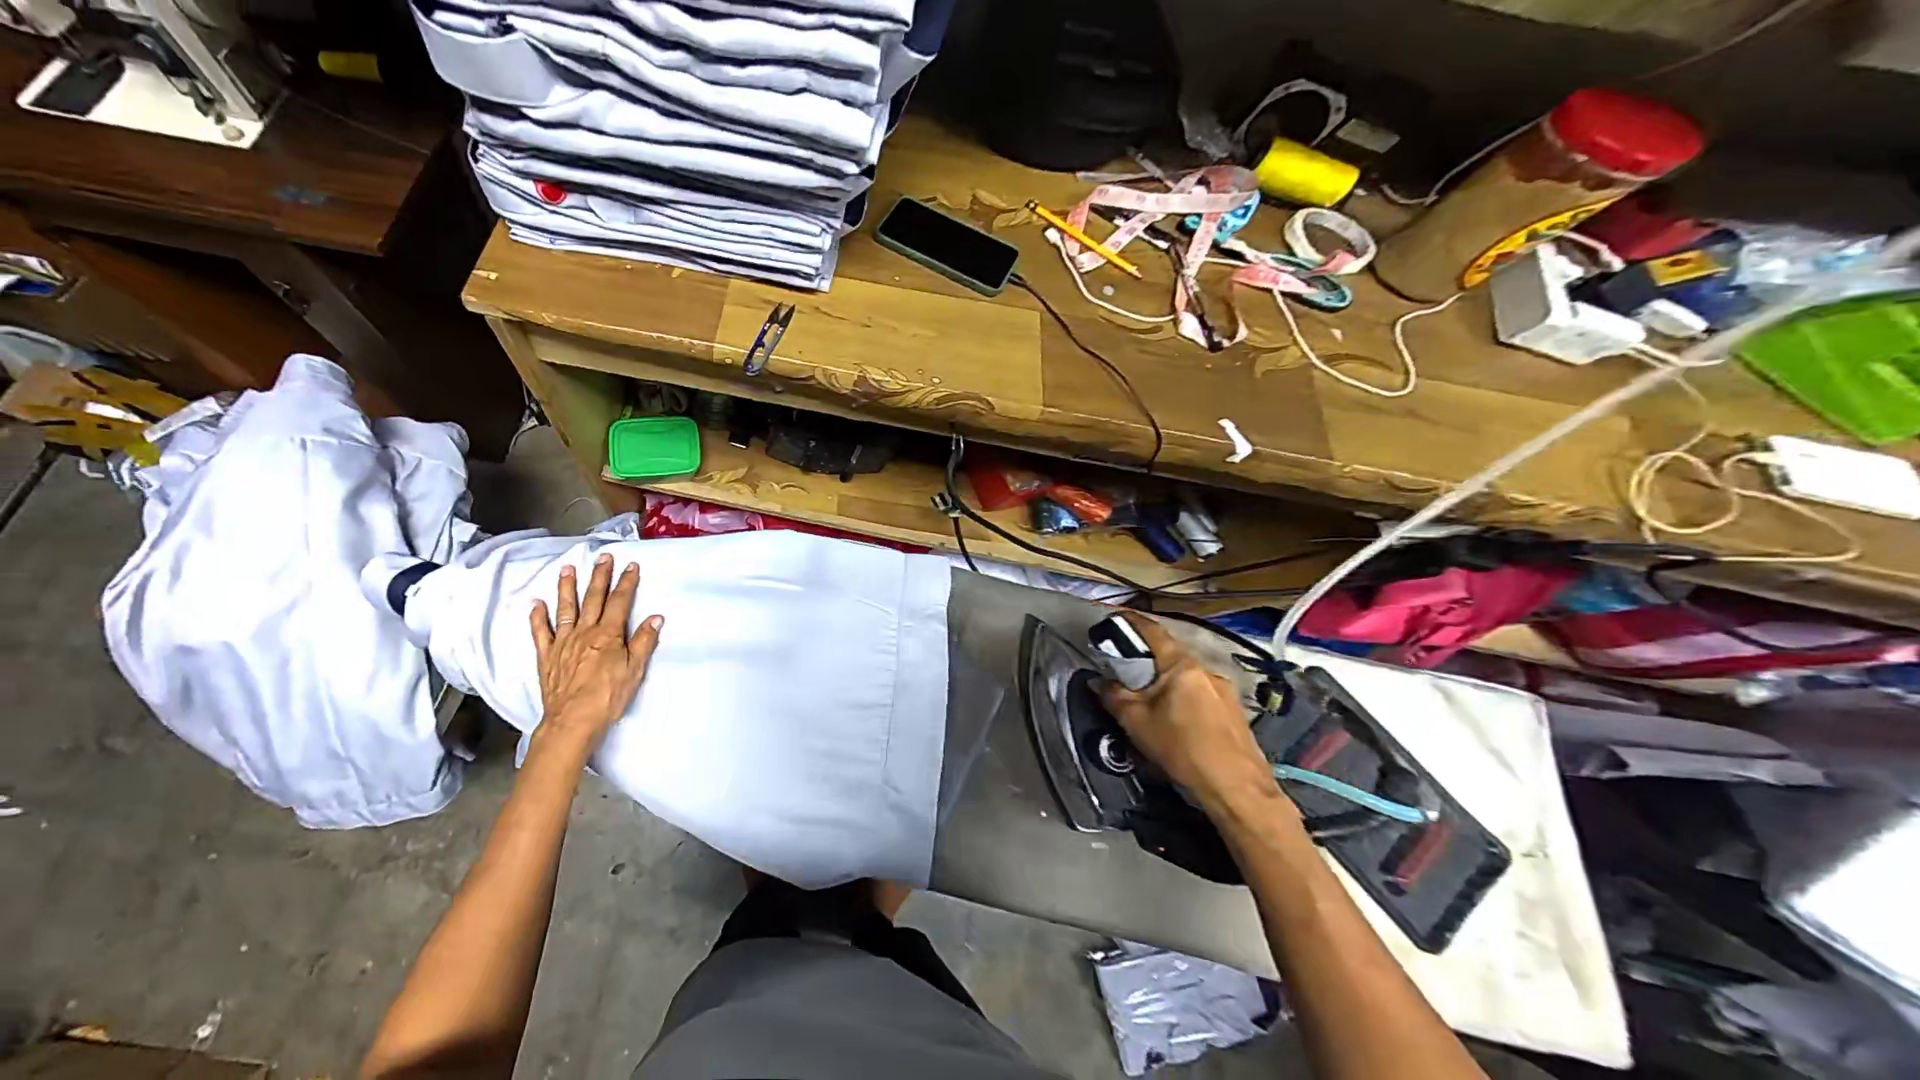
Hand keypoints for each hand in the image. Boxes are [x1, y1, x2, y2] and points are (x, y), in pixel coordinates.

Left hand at [528, 553, 662, 758]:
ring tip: (567, 569)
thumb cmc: (608, 697)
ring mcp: (563, 643)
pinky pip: (541, 632)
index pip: (620, 602)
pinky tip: (536, 604)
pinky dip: (538, 617)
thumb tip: (655, 618)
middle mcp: (584, 632)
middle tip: (602, 557)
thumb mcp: (635, 670)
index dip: (626, 582)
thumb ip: (643, 642)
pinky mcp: (547, 656)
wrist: (573, 720)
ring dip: (567, 587)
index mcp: (608, 634)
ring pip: (565, 609)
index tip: (631, 565)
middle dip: (599, 576)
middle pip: (593, 598)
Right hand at [1097, 613, 1286, 817]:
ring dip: (1168, 684)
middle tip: (1128, 674)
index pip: (1154, 632)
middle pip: (1172, 657)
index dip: (1133, 622)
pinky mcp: (1234, 712)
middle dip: (1149, 662)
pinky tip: (1179, 724)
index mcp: (1182, 666)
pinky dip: (1185, 700)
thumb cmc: (1182, 749)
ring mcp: (1225, 692)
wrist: (1236, 787)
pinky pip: (1202, 696)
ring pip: (1188, 678)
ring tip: (1152, 705)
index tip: (1117, 618)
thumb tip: (1099, 682)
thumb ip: (1114, 696)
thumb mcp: (1136, 723)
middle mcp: (1207, 671)